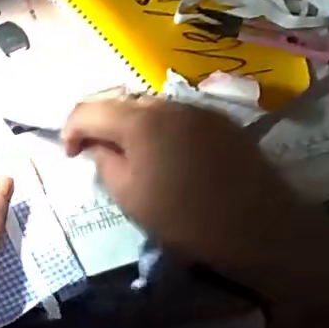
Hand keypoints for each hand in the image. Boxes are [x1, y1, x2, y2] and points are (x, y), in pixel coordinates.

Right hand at [63, 97, 302, 265]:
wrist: (258, 227)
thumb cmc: (185, 218)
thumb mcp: (130, 197)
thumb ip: (104, 163)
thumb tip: (96, 146)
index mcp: (140, 121)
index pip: (88, 109)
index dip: (70, 130)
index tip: (70, 155)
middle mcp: (168, 103)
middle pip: (119, 100)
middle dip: (99, 122)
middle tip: (93, 150)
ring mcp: (197, 109)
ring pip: (149, 106)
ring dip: (130, 124)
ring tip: (128, 153)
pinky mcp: (220, 120)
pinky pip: (176, 115)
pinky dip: (158, 128)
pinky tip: (162, 153)